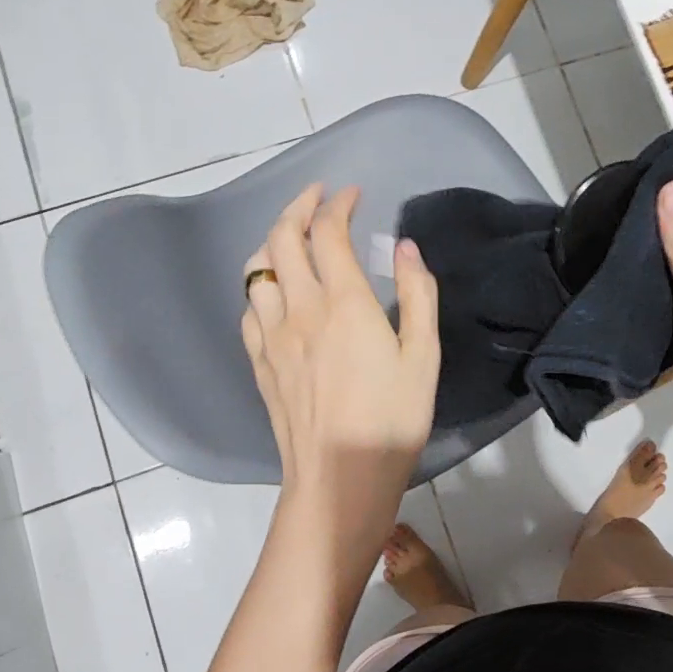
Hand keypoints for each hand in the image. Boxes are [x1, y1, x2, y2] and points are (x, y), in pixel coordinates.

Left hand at [240, 185, 439, 519]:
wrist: (339, 478)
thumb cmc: (392, 419)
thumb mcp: (423, 356)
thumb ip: (416, 295)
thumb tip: (405, 247)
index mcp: (344, 302)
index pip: (328, 232)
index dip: (337, 204)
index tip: (351, 193)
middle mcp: (300, 308)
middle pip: (282, 238)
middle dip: (298, 206)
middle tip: (317, 197)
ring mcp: (272, 336)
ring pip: (257, 269)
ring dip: (273, 241)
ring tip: (292, 236)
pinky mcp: (260, 362)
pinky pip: (249, 308)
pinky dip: (261, 285)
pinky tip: (276, 293)